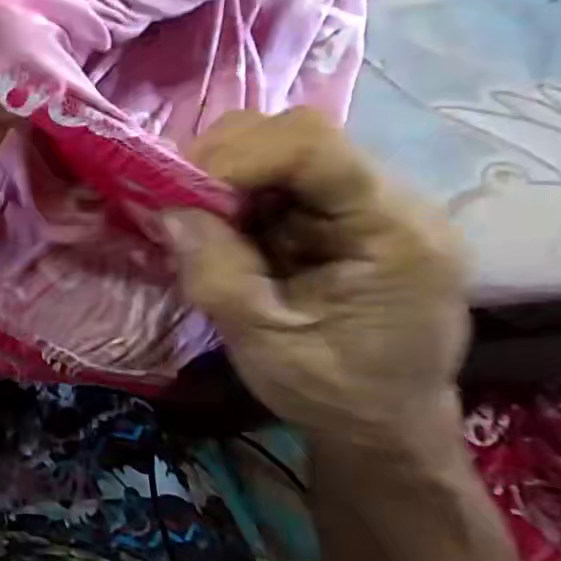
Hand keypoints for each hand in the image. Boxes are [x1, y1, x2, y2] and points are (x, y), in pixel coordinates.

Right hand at [163, 108, 469, 455]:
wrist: (383, 427)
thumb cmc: (331, 392)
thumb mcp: (261, 341)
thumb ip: (216, 271)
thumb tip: (168, 208)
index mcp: (392, 232)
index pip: (314, 146)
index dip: (236, 156)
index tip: (183, 195)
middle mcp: (392, 201)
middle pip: (297, 133)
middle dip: (223, 161)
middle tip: (181, 205)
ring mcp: (369, 203)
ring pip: (283, 146)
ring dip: (225, 174)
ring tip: (201, 220)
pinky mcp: (343, 213)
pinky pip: (281, 174)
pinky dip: (235, 191)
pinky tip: (224, 227)